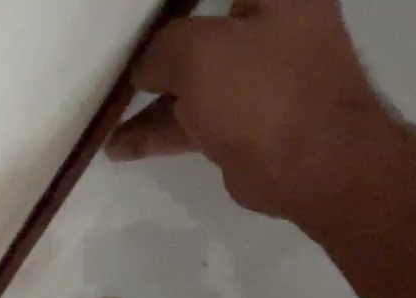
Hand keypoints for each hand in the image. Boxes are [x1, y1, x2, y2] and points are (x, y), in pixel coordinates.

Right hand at [106, 0, 396, 220]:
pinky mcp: (243, 120)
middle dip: (157, 42)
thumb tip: (146, 68)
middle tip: (119, 53)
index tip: (146, 14)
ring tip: (105, 111)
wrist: (310, 163)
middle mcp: (271, 23)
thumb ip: (161, 48)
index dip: (174, 3)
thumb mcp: (198, 52)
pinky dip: (156, 130)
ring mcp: (257, 75)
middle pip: (202, 23)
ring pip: (191, 76)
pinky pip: (191, 117)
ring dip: (147, 95)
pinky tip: (119, 146)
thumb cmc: (261, 91)